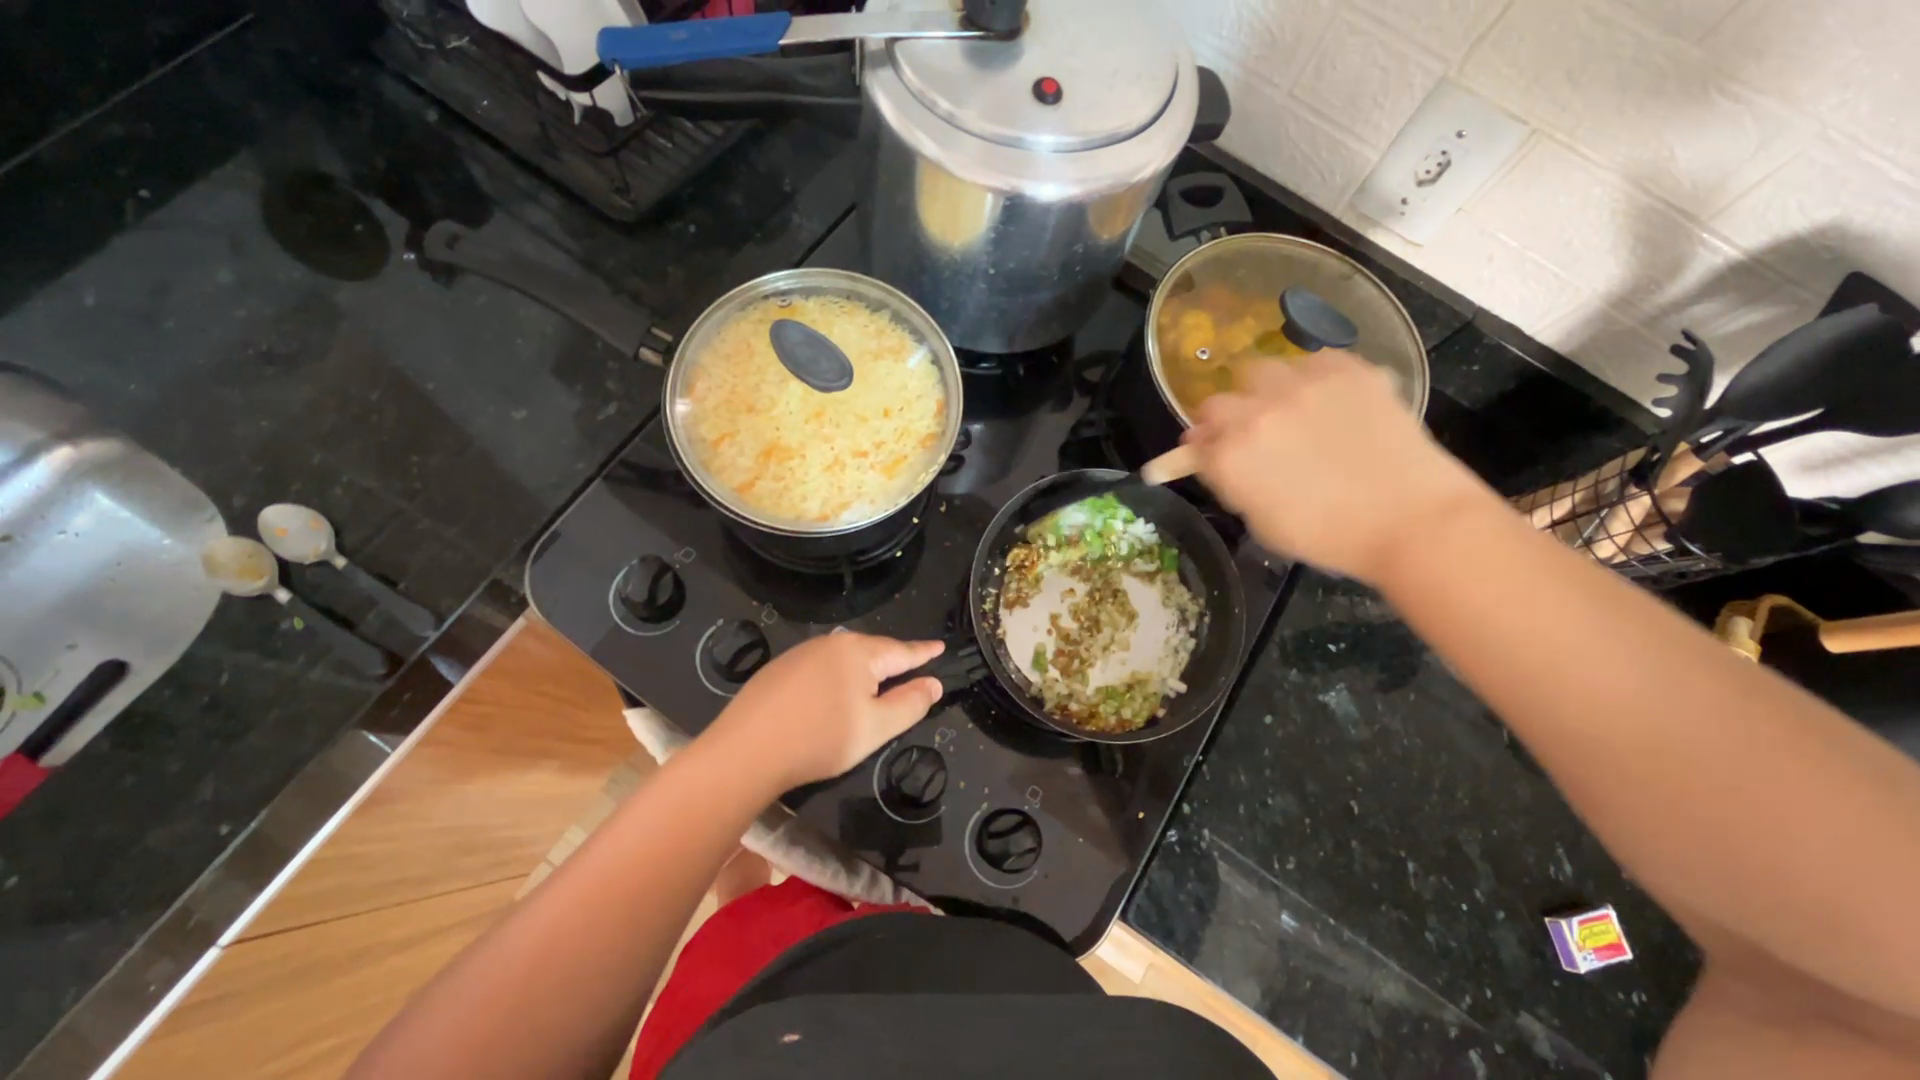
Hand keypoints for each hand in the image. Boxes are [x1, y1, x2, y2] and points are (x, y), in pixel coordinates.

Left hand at [705, 632, 944, 788]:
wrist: (746, 752)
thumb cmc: (819, 740)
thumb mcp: (876, 728)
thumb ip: (910, 704)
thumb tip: (933, 683)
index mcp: (858, 653)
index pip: (901, 651)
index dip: (923, 652)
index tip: (940, 647)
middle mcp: (830, 644)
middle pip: (872, 651)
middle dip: (893, 661)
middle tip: (912, 670)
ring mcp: (800, 655)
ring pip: (844, 659)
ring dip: (863, 671)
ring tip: (876, 686)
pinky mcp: (778, 671)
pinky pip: (820, 668)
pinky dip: (836, 679)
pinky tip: (832, 697)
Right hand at [1183, 351, 1495, 584]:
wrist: (1410, 520)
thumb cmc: (1330, 537)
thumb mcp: (1263, 523)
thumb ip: (1234, 485)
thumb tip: (1222, 461)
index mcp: (1231, 456)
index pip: (1196, 440)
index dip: (1203, 448)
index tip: (1211, 454)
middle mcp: (1257, 412)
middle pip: (1219, 401)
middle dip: (1226, 417)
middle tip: (1249, 434)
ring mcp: (1304, 386)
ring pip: (1263, 370)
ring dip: (1265, 390)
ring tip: (1289, 409)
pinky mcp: (1349, 371)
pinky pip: (1316, 361)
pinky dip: (1315, 377)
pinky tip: (1330, 400)